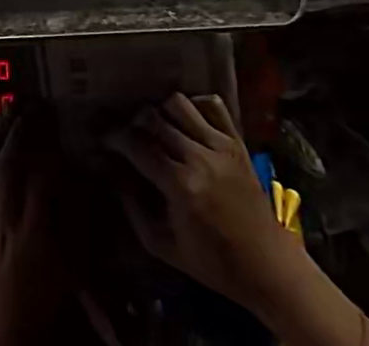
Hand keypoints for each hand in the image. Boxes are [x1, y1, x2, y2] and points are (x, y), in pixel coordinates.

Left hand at [0, 113, 62, 345]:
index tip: (56, 121)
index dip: (48, 146)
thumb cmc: (44, 290)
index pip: (41, 177)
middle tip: (31, 105)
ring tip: (9, 109)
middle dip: (20, 131)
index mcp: (34, 233)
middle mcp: (4, 221)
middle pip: (9, 166)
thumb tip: (78, 170)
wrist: (1, 324)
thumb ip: (74, 213)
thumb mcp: (71, 257)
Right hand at [107, 94, 291, 309]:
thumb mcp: (162, 244)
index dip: (114, 137)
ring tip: (153, 126)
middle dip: (131, 121)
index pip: (137, 145)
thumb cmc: (211, 262)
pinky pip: (212, 105)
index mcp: (180, 185)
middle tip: (122, 132)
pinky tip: (183, 121)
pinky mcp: (237, 141)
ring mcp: (222, 144)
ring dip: (160, 111)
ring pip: (180, 104)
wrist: (266, 264)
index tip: (101, 139)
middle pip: (154, 118)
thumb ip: (131, 204)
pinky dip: (194, 105)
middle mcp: (200, 156)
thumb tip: (107, 170)